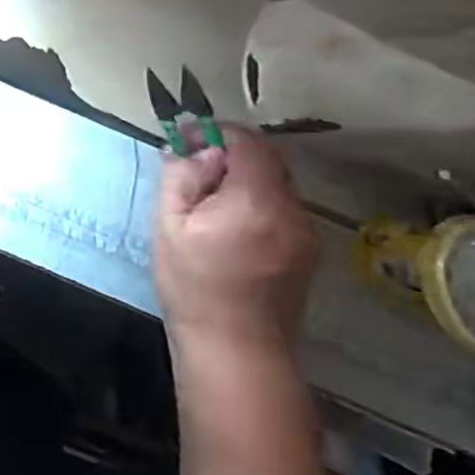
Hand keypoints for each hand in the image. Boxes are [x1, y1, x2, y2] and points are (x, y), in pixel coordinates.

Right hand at [154, 124, 317, 351]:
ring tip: (201, 196)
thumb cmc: (192, 282)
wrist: (235, 343)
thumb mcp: (169, 224)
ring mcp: (305, 232)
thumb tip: (194, 150)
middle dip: (228, 152)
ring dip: (240, 176)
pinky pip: (279, 206)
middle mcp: (292, 212)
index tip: (184, 138)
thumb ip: (182, 179)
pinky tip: (224, 219)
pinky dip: (252, 198)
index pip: (249, 144)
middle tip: (187, 166)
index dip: (215, 132)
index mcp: (257, 203)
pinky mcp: (305, 249)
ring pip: (274, 183)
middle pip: (268, 161)